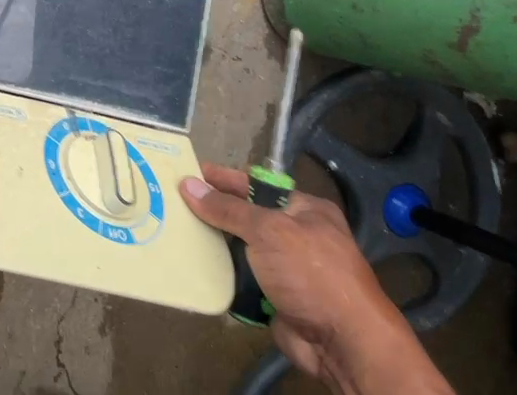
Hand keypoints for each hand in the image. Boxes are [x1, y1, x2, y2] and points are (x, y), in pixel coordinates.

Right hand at [183, 164, 451, 394]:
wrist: (343, 343)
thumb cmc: (313, 275)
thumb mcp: (269, 232)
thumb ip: (227, 209)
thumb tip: (187, 184)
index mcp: (306, 211)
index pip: (256, 185)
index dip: (223, 178)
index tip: (188, 172)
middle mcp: (297, 235)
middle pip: (245, 216)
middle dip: (212, 211)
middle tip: (172, 201)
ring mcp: (286, 268)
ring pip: (239, 247)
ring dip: (212, 243)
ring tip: (173, 229)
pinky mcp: (274, 295)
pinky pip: (239, 276)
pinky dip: (219, 272)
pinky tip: (190, 263)